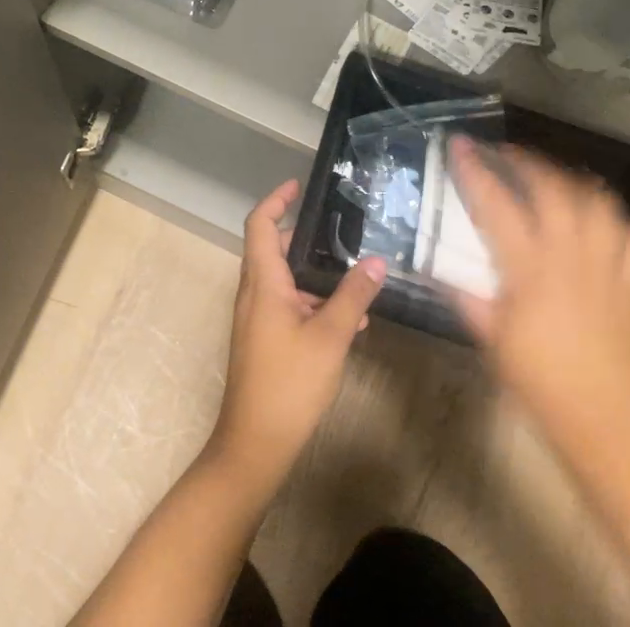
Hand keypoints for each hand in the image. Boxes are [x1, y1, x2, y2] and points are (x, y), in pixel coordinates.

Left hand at [205, 179, 385, 490]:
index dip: (276, 200)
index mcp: (262, 284)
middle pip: (271, 250)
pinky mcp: (264, 342)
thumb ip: (353, 297)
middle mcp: (254, 296)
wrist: (256, 442)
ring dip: (316, 277)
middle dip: (303, 236)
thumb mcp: (330, 337)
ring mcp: (257, 321)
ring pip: (285, 282)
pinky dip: (314, 304)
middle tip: (339, 229)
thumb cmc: (290, 383)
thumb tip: (375, 261)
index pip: (259, 225)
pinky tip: (350, 323)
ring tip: (358, 281)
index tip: (299, 186)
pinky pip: (289, 308)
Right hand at [447, 138, 629, 441]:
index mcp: (531, 270)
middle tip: (508, 155)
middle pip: (554, 189)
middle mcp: (573, 258)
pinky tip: (604, 224)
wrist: (605, 422)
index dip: (476, 172)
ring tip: (556, 179)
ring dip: (574, 182)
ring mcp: (611, 268)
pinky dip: (617, 221)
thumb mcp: (493, 341)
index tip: (461, 147)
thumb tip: (443, 270)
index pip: (498, 206)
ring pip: (599, 204)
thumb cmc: (540, 385)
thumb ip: (469, 298)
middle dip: (528, 162)